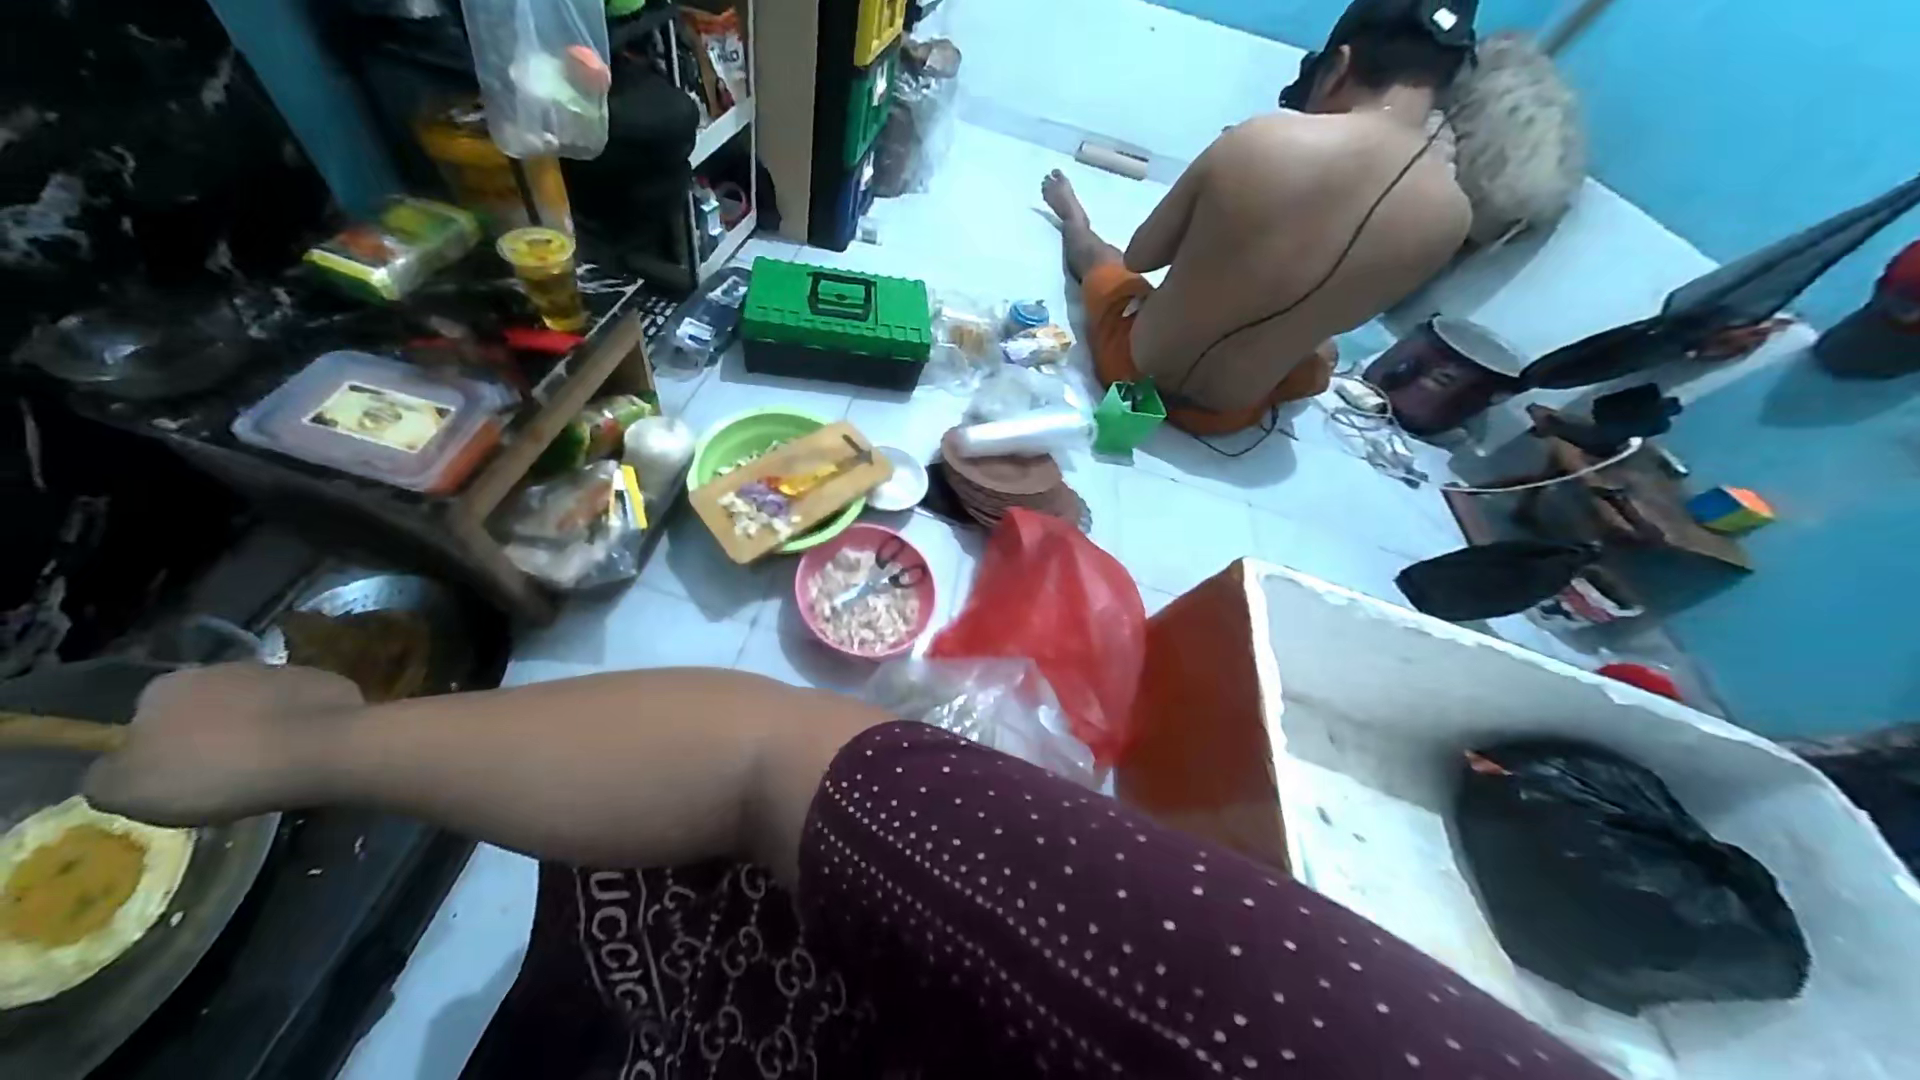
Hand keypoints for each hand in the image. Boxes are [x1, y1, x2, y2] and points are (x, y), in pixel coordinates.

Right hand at [85, 663, 364, 825]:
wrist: (317, 749)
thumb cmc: (212, 770)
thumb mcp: (122, 790)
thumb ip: (109, 774)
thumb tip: (119, 766)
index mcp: (169, 686)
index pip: (150, 714)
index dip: (161, 746)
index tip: (176, 774)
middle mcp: (230, 667)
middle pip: (213, 706)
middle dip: (217, 733)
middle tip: (225, 772)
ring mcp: (288, 672)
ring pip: (263, 705)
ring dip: (264, 728)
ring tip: (270, 765)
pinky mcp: (333, 683)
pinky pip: (309, 710)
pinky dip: (306, 728)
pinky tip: (307, 752)